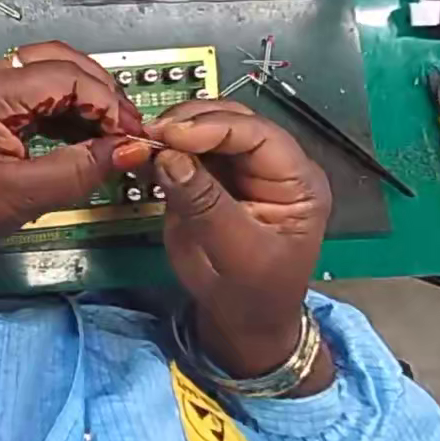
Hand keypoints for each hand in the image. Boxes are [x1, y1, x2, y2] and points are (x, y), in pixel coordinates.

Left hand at [0, 42, 152, 272]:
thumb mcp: (23, 194)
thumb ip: (80, 169)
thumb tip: (130, 149)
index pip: (64, 76)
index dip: (106, 102)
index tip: (130, 137)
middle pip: (57, 62)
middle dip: (98, 91)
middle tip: (125, 129)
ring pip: (48, 77)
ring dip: (84, 101)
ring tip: (110, 135)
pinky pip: (36, 100)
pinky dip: (64, 115)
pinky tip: (84, 139)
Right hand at [147, 99, 333, 387]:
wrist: (238, 319)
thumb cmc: (249, 291)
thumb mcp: (233, 251)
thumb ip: (203, 202)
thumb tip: (167, 156)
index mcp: (296, 182)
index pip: (258, 135)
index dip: (213, 127)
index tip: (169, 135)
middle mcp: (269, 166)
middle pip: (232, 121)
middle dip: (190, 122)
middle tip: (150, 134)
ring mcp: (237, 169)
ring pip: (206, 128)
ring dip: (173, 131)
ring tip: (144, 142)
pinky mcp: (207, 177)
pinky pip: (185, 150)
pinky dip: (163, 148)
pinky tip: (143, 154)